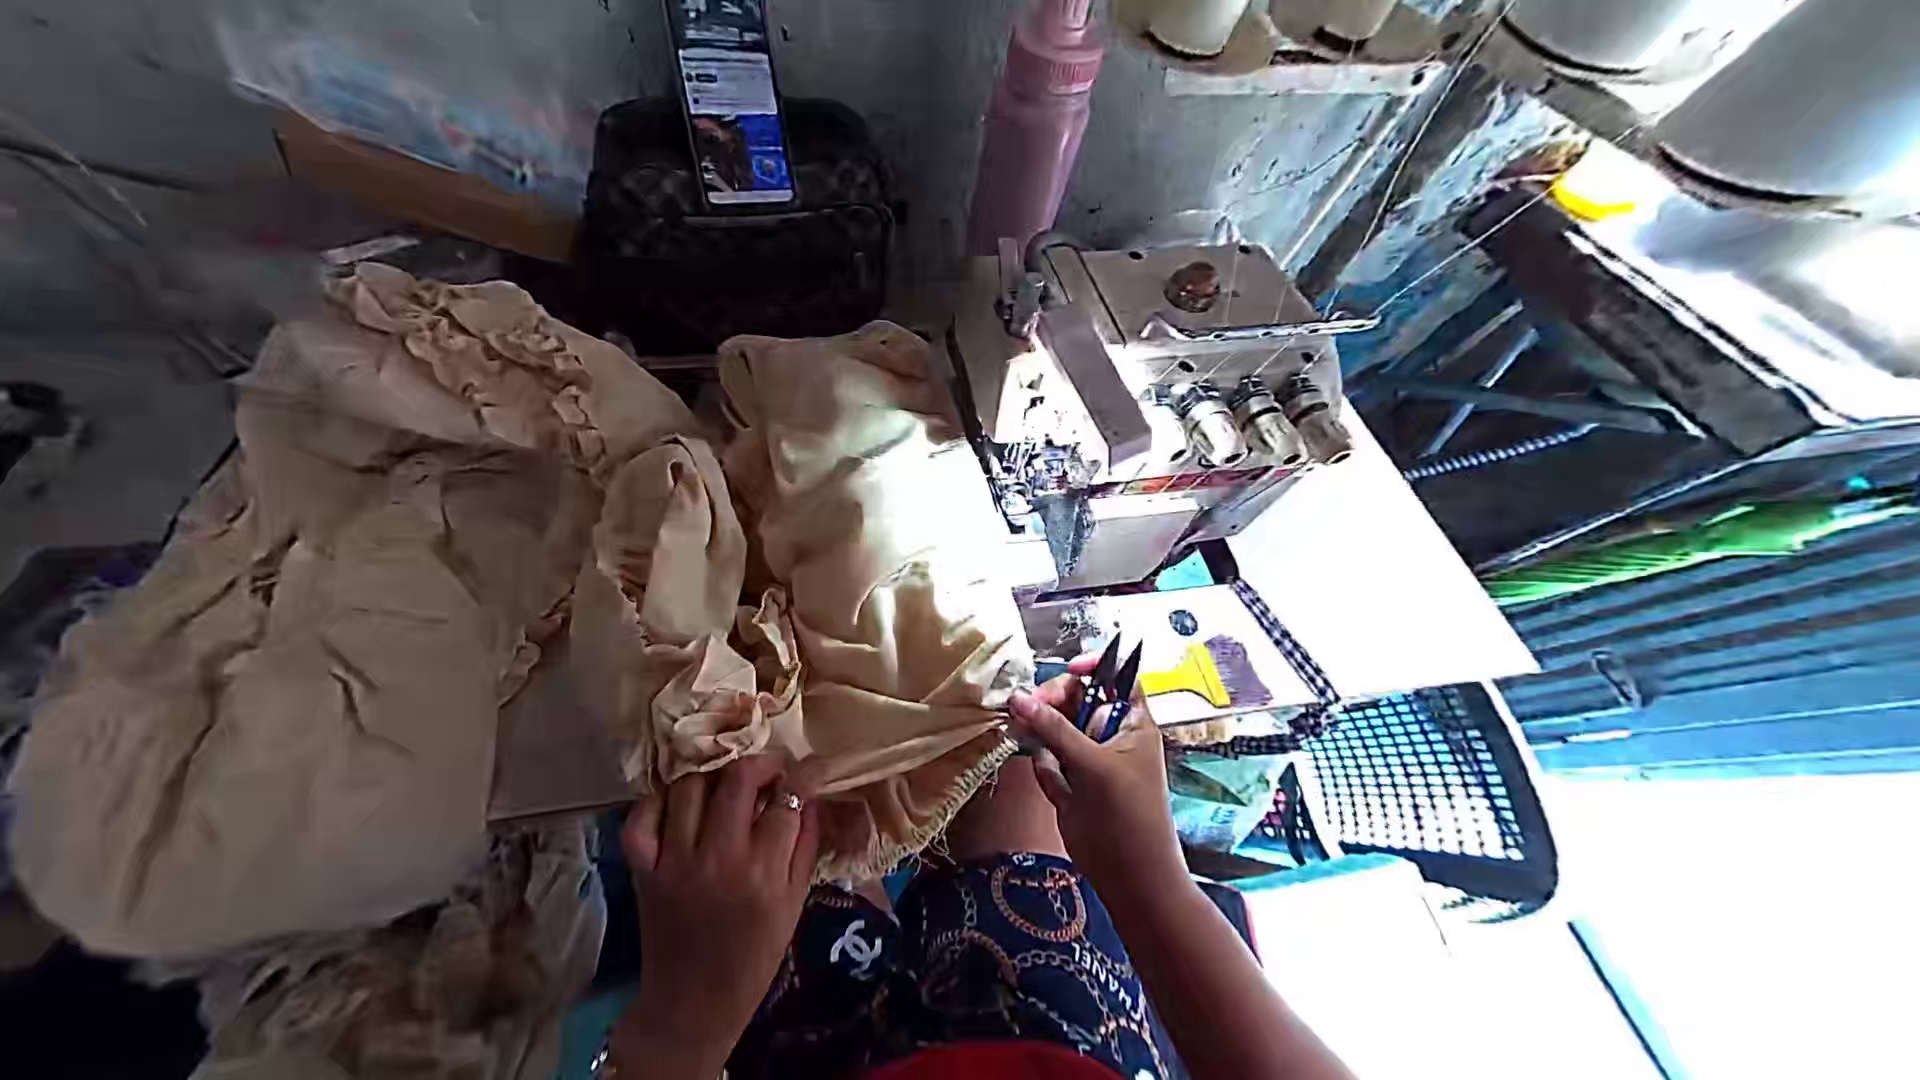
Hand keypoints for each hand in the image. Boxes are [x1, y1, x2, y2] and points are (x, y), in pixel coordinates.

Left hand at [612, 755, 819, 1079]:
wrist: (695, 1001)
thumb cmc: (756, 952)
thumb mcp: (795, 899)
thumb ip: (806, 843)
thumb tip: (811, 793)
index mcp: (762, 870)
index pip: (788, 797)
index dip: (804, 773)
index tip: (810, 767)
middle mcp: (718, 857)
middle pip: (739, 778)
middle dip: (763, 763)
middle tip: (771, 771)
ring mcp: (675, 861)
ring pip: (691, 786)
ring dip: (716, 776)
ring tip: (728, 785)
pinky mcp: (643, 869)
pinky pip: (643, 816)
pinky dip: (661, 802)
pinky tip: (682, 806)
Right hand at [1008, 663, 1186, 913]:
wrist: (1130, 880)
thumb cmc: (1128, 816)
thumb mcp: (1094, 765)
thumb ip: (1055, 729)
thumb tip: (1018, 698)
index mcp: (1132, 724)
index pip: (1118, 678)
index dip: (1097, 665)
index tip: (1070, 667)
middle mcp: (1109, 735)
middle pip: (1078, 699)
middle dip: (1054, 698)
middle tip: (1030, 706)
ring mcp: (1088, 758)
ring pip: (1058, 727)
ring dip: (1039, 724)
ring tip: (1020, 727)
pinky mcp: (1069, 781)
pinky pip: (1048, 757)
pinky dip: (1040, 757)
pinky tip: (1037, 761)